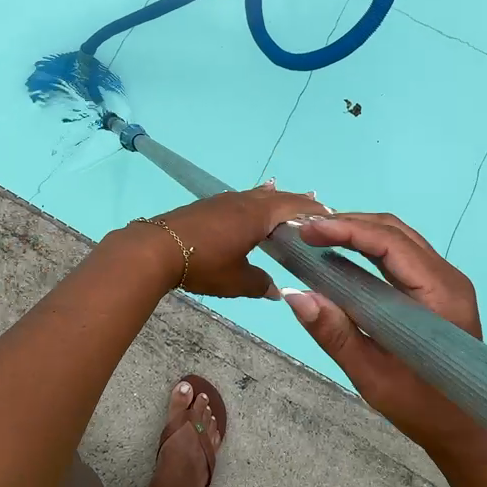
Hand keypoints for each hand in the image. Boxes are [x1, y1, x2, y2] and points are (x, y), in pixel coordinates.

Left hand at [145, 182, 326, 298]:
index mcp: (256, 216)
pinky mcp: (206, 207)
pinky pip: (239, 199)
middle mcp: (242, 202)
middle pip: (275, 198)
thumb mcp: (236, 281)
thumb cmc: (203, 263)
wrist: (156, 248)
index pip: (291, 207)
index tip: (329, 213)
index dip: (310, 209)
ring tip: (285, 198)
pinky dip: (253, 201)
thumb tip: (275, 290)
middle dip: (295, 201)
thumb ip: (259, 283)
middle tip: (315, 204)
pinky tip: (248, 204)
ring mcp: (222, 202)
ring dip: (272, 199)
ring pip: (255, 196)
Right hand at [281, 213, 481, 439]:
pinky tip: (339, 252)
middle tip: (304, 231)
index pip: (390, 243)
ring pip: (396, 237)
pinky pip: (399, 252)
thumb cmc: (423, 409)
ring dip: (356, 231)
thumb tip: (295, 294)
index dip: (346, 230)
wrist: (467, 433)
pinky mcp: (436, 288)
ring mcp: (444, 281)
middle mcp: (447, 278)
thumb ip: (336, 335)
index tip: (306, 231)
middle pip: (393, 231)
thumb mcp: (373, 377)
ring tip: (315, 237)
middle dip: (347, 224)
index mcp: (440, 296)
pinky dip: (366, 245)